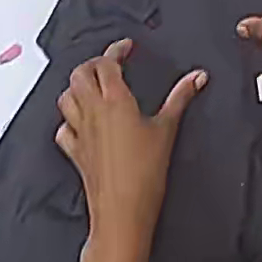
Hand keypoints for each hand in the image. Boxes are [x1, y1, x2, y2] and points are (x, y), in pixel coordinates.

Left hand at [56, 38, 206, 244]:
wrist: (122, 215)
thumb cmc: (145, 172)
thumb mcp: (168, 129)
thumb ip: (181, 98)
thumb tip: (198, 76)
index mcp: (114, 100)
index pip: (107, 63)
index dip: (116, 50)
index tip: (127, 47)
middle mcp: (92, 111)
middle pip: (79, 74)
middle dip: (93, 63)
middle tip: (111, 65)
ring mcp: (80, 133)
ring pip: (66, 97)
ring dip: (77, 86)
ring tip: (94, 86)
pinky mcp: (75, 154)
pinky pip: (63, 129)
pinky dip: (69, 119)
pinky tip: (81, 121)